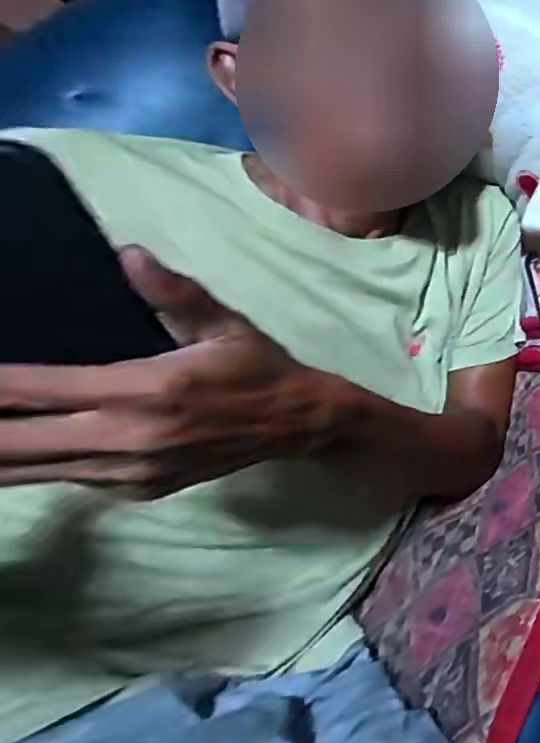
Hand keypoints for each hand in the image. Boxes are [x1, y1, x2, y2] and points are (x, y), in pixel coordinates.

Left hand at [0, 246, 339, 495]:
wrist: (306, 420)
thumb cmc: (262, 369)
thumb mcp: (228, 328)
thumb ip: (177, 296)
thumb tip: (130, 254)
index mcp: (144, 389)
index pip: (23, 390)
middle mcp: (127, 434)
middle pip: (1, 440)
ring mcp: (128, 468)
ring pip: (16, 470)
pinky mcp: (135, 488)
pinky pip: (63, 479)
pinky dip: (39, 464)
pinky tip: (45, 446)